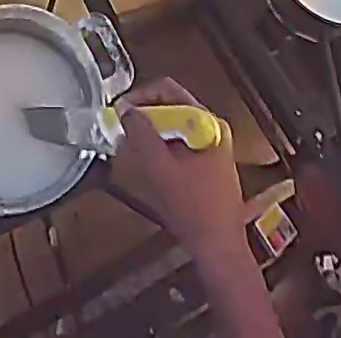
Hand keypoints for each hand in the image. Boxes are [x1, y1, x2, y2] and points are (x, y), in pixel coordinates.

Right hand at [112, 79, 246, 251]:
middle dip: (144, 113)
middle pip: (172, 104)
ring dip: (151, 130)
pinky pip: (180, 140)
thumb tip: (125, 110)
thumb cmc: (194, 209)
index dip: (141, 95)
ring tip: (131, 142)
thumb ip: (142, 135)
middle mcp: (213, 127)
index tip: (121, 109)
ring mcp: (213, 144)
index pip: (169, 90)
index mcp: (207, 122)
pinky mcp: (209, 161)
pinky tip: (149, 160)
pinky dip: (162, 144)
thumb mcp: (161, 169)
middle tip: (122, 126)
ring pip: (174, 123)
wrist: (220, 250)